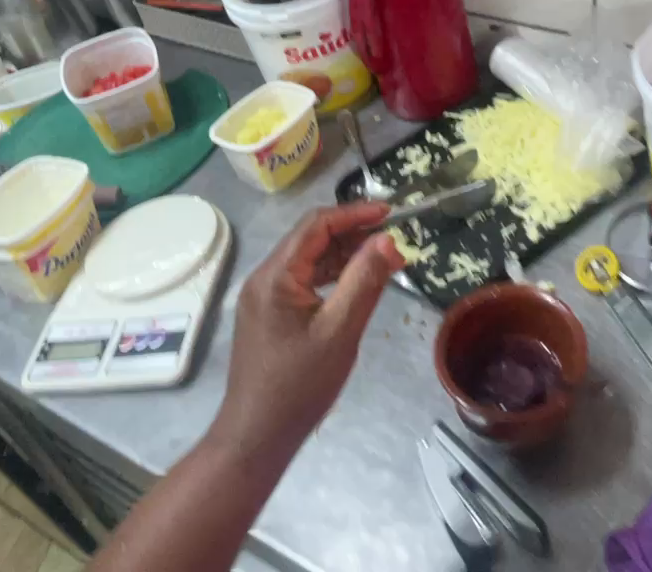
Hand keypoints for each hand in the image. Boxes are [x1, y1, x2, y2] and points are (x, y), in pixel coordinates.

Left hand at [216, 202, 404, 456]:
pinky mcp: (270, 313)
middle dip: (354, 233)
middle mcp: (264, 278)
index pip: (316, 225)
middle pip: (312, 238)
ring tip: (386, 260)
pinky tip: (358, 283)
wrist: (256, 437)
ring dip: (346, 254)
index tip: (390, 213)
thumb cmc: (299, 386)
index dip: (354, 214)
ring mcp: (264, 296)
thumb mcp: (340, 331)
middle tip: (394, 242)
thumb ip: (364, 281)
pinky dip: (333, 275)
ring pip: (309, 259)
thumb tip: (387, 239)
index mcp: (275, 276)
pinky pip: (304, 280)